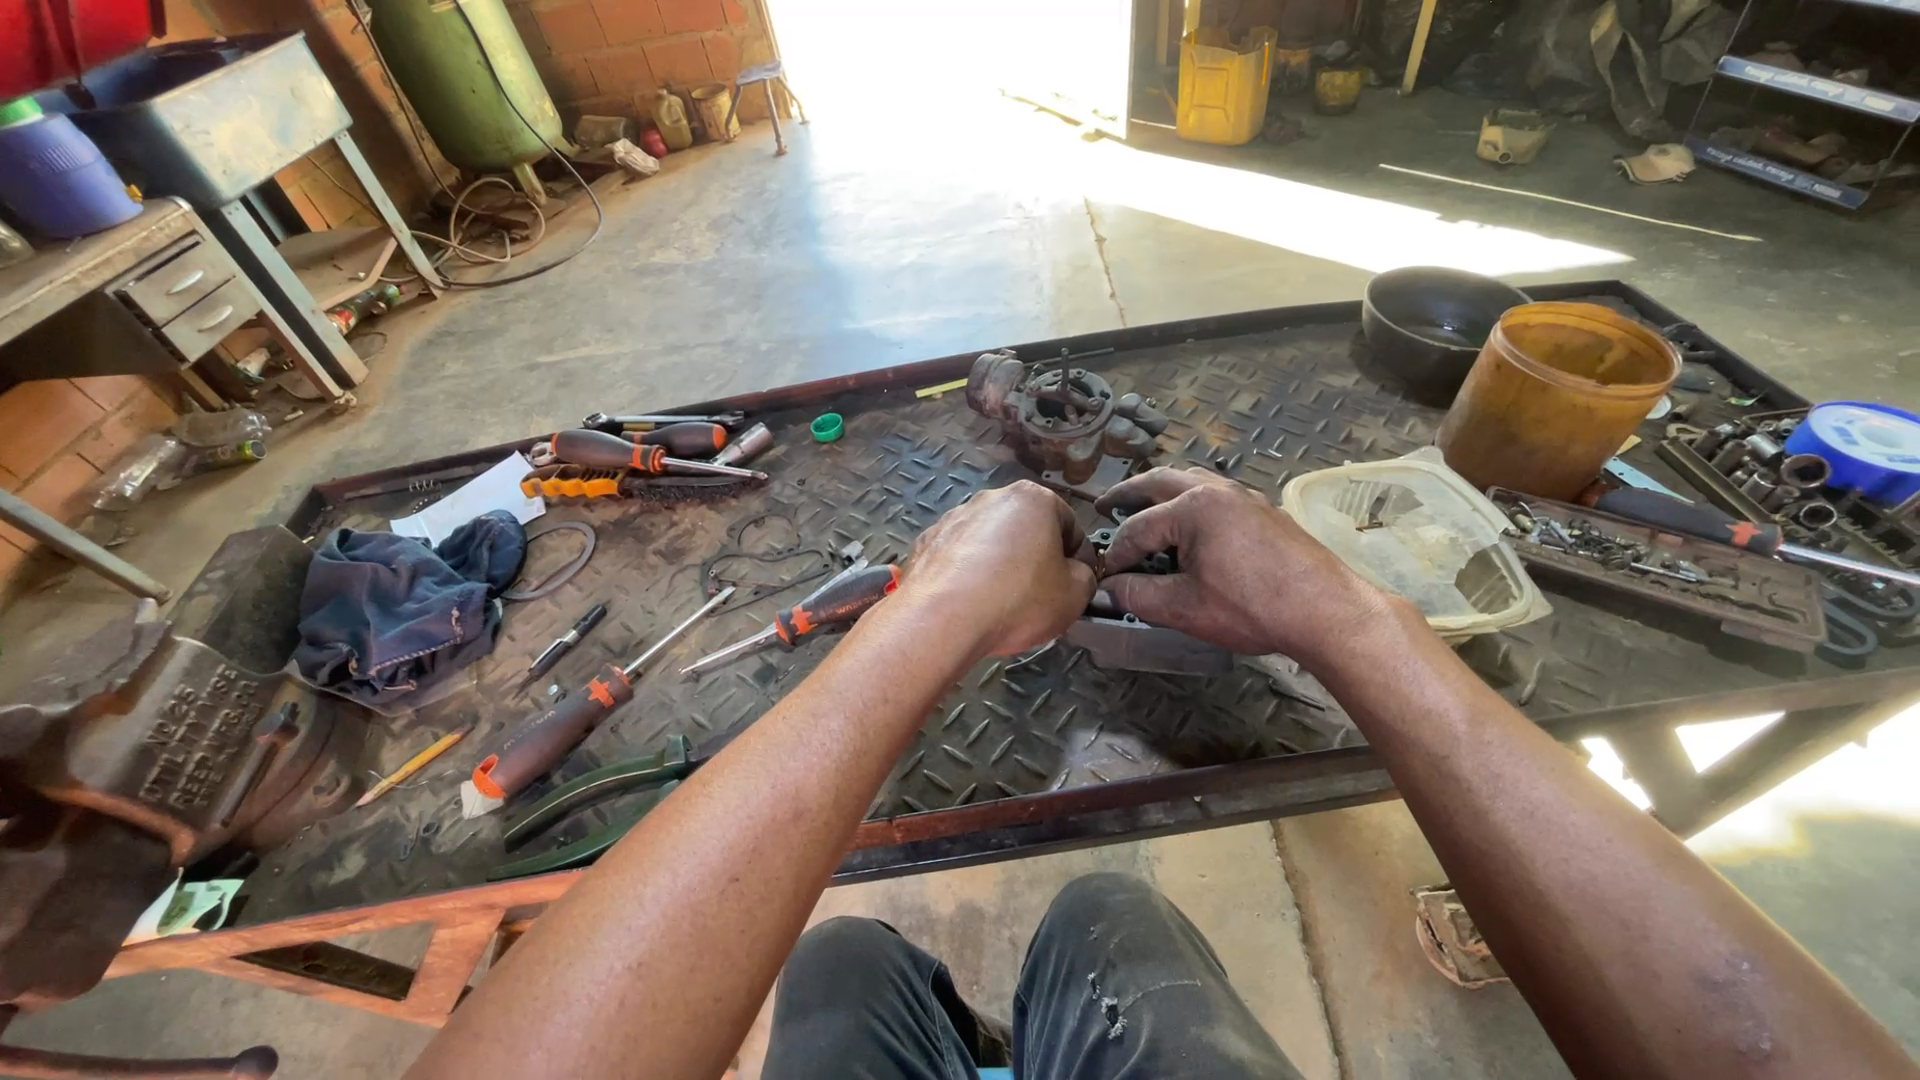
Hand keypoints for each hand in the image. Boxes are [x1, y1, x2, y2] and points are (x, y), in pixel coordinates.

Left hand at [900, 481, 1097, 657]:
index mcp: (1032, 498)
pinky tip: (971, 604)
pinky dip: (967, 576)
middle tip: (1039, 597)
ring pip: (990, 543)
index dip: (1078, 559)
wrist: (942, 620)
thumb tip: (1076, 574)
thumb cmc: (1017, 600)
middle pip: (1026, 530)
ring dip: (1000, 566)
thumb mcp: (1075, 596)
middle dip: (1035, 560)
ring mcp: (953, 518)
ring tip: (1001, 605)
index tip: (1075, 585)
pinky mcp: (926, 542)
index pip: (1069, 526)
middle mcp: (990, 498)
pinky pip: (959, 559)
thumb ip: (1085, 577)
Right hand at [1095, 467, 1401, 664]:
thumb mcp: (1185, 607)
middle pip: (1159, 482)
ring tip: (1143, 504)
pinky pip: (1214, 492)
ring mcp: (1243, 496)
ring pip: (1190, 479)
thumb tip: (1109, 590)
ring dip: (1161, 489)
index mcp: (1192, 508)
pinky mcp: (1262, 510)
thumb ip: (1139, 595)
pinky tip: (1188, 522)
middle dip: (1128, 494)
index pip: (1137, 528)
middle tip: (1104, 506)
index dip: (1116, 554)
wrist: (1326, 611)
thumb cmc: (1252, 607)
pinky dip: (1189, 498)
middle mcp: (1215, 490)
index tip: (1104, 577)